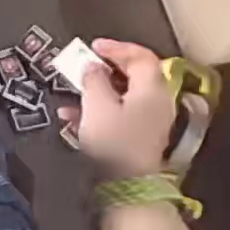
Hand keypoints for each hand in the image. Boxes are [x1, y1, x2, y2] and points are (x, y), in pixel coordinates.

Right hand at [57, 39, 176, 179]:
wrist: (126, 184)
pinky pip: (118, 113)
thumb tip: (92, 67)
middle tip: (85, 65)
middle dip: (106, 68)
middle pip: (134, 75)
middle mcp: (155, 101)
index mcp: (151, 88)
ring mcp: (148, 120)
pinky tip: (73, 116)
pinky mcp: (137, 137)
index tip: (93, 46)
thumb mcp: (97, 105)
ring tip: (73, 91)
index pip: (140, 56)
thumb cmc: (113, 141)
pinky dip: (98, 109)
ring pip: (123, 95)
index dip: (117, 47)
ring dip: (97, 90)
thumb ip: (94, 81)